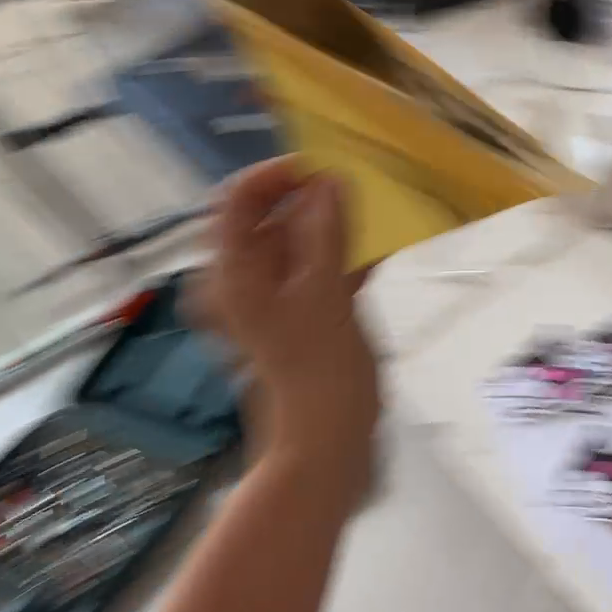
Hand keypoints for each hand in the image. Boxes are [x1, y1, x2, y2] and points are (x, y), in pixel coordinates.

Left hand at [195, 158, 378, 494]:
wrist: (326, 439)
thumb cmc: (320, 366)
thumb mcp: (324, 292)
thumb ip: (325, 232)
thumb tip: (330, 181)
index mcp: (233, 273)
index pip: (237, 200)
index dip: (276, 177)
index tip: (324, 172)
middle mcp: (245, 282)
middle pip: (269, 221)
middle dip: (312, 202)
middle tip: (358, 195)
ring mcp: (274, 302)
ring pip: (300, 247)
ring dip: (334, 230)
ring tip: (374, 220)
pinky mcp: (303, 319)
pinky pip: (319, 274)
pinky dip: (344, 261)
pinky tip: (378, 256)